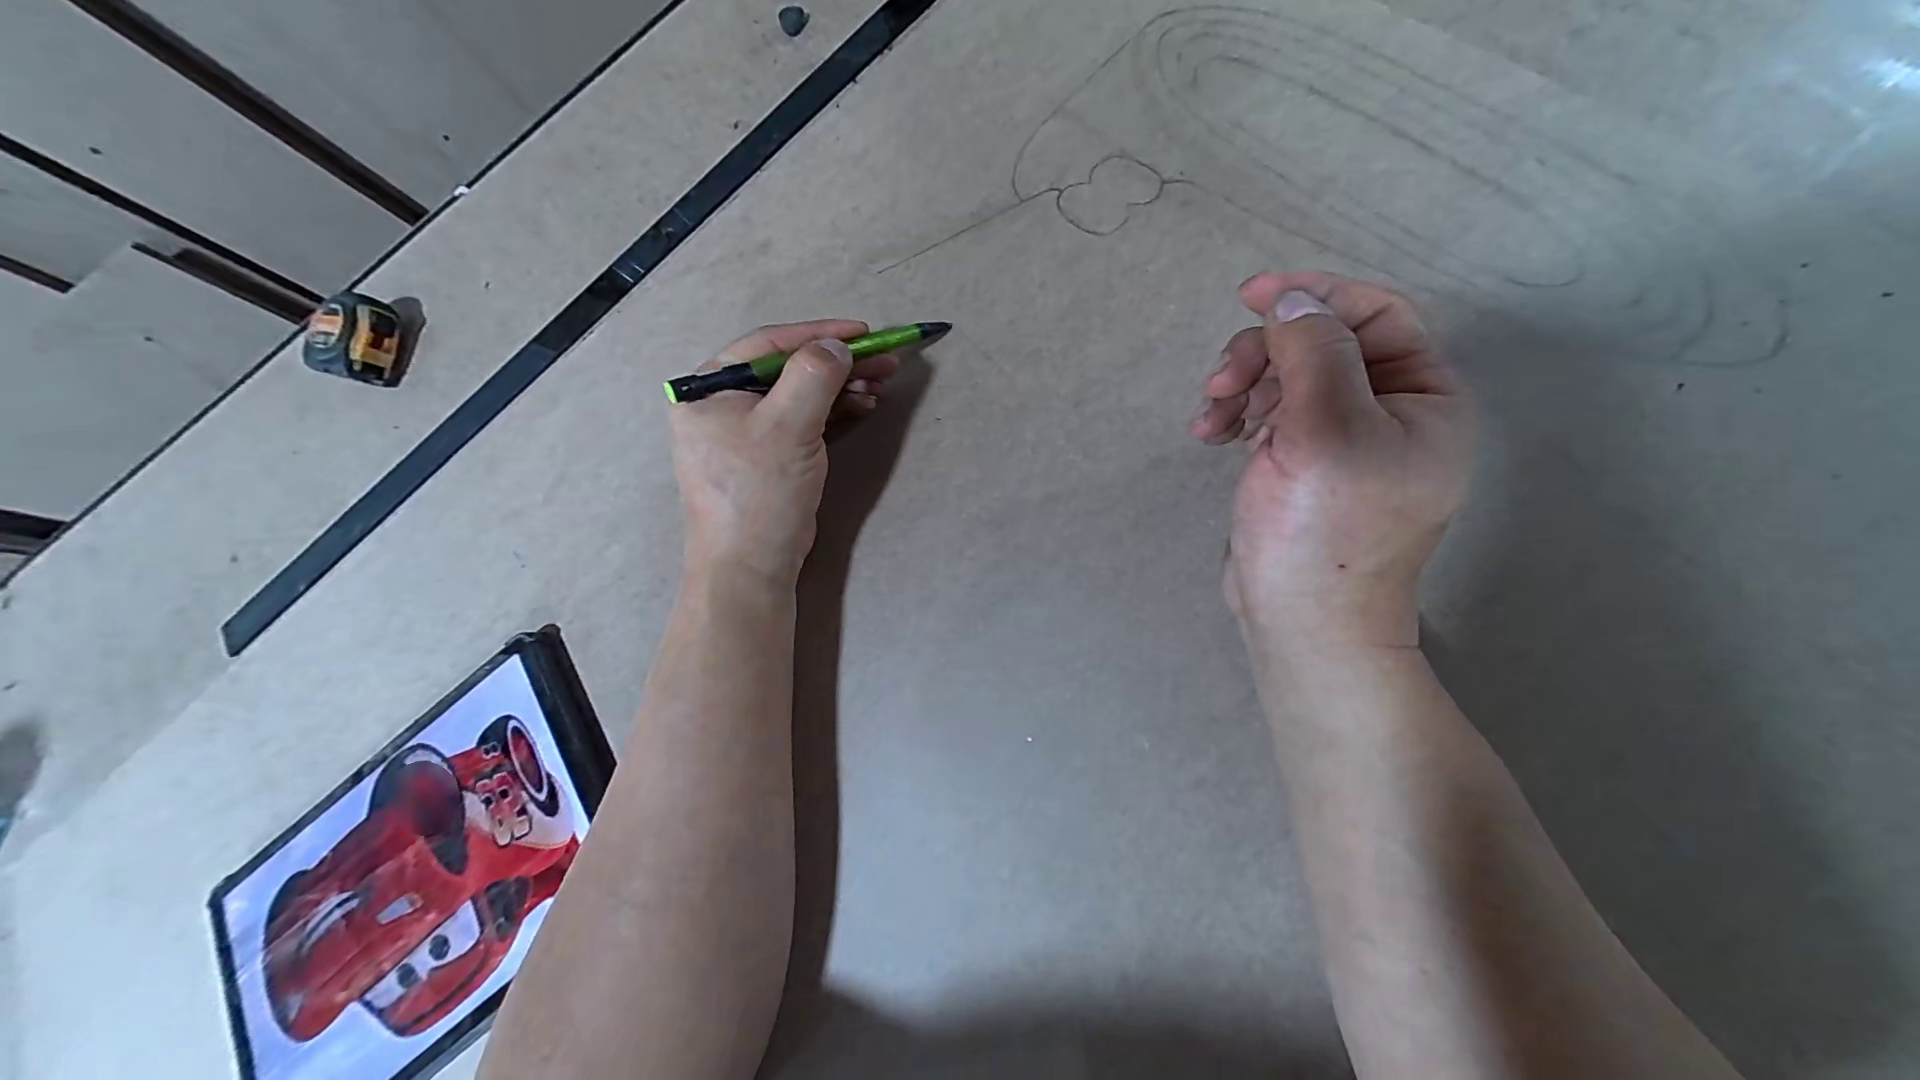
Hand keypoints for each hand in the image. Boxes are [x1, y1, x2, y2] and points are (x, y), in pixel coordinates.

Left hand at [669, 320, 901, 586]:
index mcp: (710, 388)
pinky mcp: (770, 455)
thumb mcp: (786, 428)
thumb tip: (838, 347)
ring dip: (841, 386)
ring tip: (881, 382)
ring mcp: (747, 431)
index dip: (818, 334)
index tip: (863, 332)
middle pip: (788, 369)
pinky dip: (834, 411)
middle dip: (838, 363)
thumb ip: (812, 378)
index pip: (769, 345)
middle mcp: (724, 404)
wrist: (751, 566)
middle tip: (884, 360)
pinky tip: (863, 405)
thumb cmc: (759, 494)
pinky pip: (804, 419)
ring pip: (800, 394)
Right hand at [1190, 273, 1473, 650]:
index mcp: (1422, 397)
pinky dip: (1237, 415)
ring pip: (1287, 379)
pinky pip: (1269, 415)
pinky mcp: (1300, 465)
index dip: (1314, 296)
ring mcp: (1340, 440)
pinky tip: (1210, 435)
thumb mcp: (1326, 432)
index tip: (1250, 294)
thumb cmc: (1324, 531)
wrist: (1301, 620)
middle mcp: (1387, 412)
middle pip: (1321, 346)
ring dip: (1241, 386)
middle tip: (1218, 381)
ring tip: (1208, 420)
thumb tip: (1293, 301)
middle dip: (1264, 354)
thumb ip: (1315, 354)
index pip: (1373, 316)